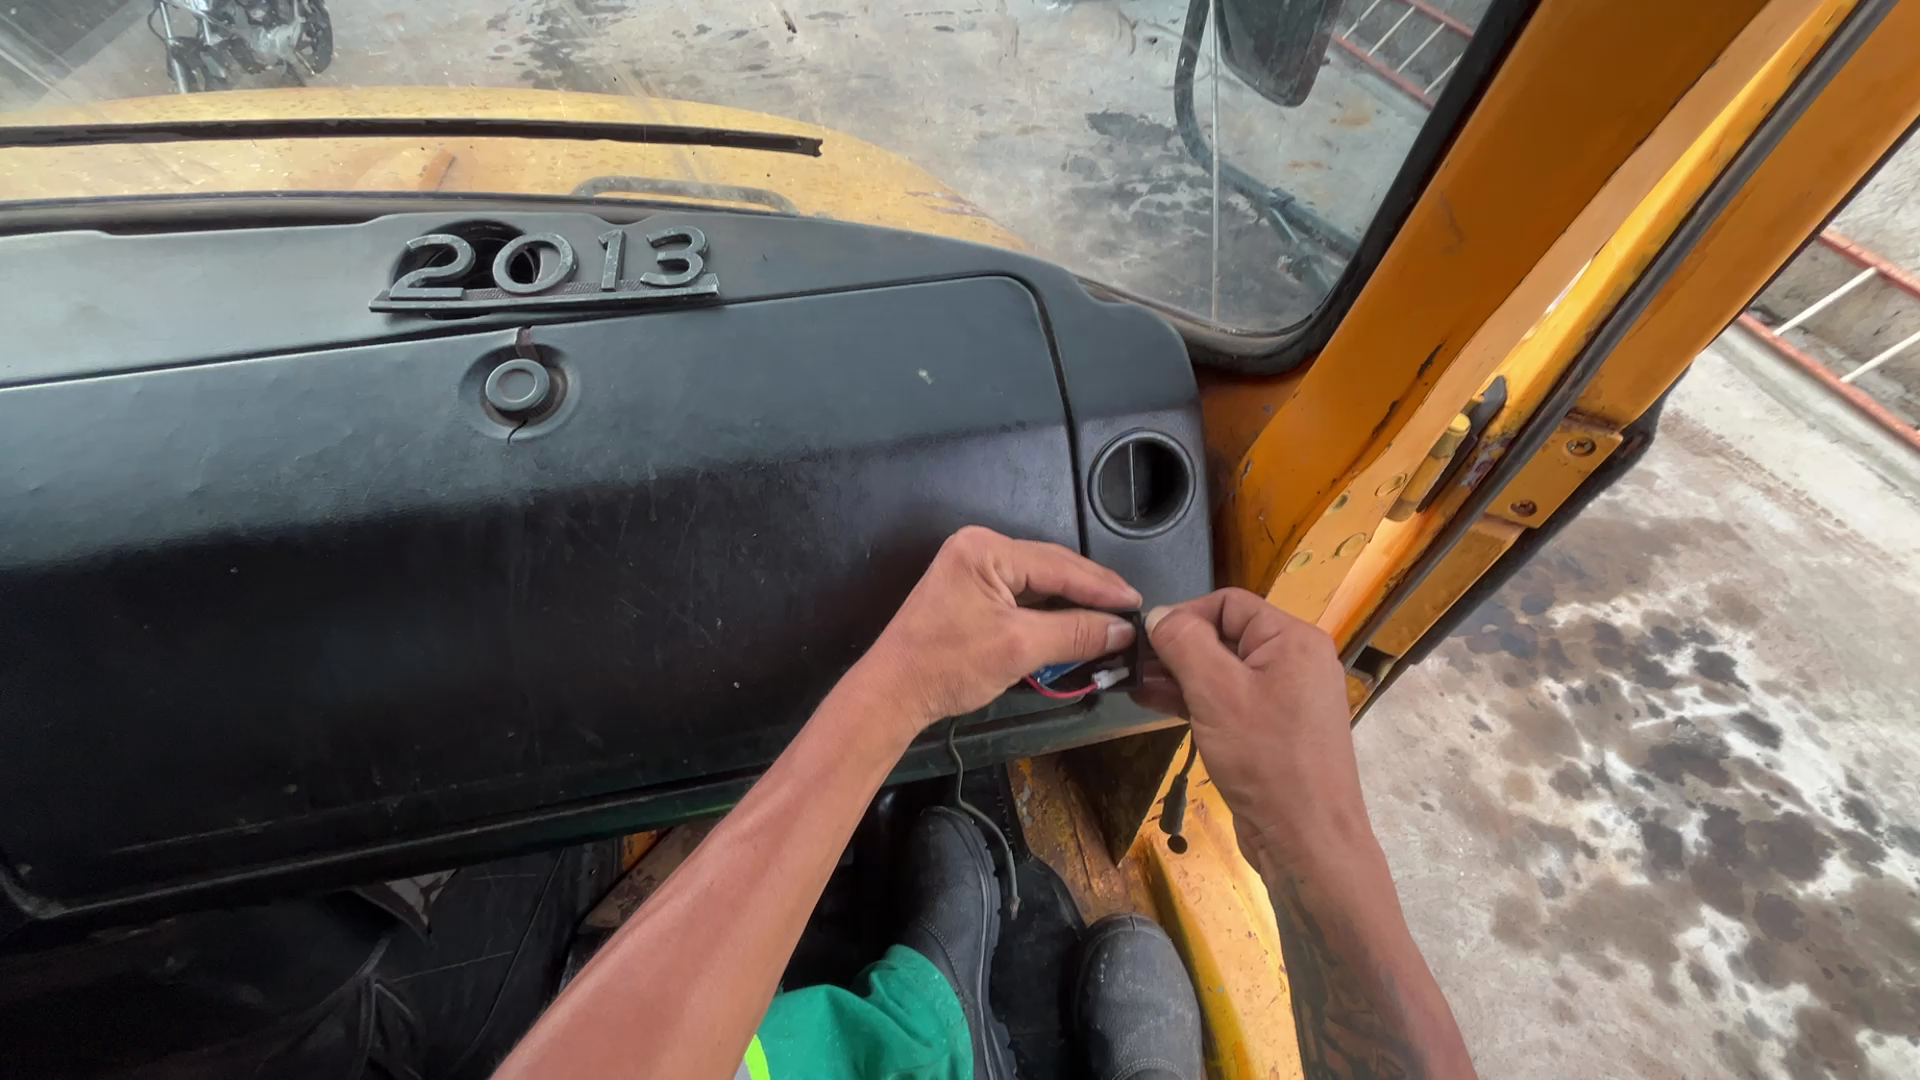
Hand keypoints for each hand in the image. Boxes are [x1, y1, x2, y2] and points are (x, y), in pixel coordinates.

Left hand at [850, 526, 1140, 741]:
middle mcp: (979, 548)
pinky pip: (1021, 594)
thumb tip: (1124, 629)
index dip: (1102, 586)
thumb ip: (1075, 633)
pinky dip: (1049, 610)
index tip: (1138, 602)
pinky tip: (1075, 620)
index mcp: (986, 550)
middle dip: (1091, 591)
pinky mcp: (970, 590)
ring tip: (1112, 615)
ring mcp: (972, 568)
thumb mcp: (1019, 648)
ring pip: (1038, 581)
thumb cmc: (949, 665)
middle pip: (1050, 567)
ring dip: (1073, 601)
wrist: (892, 692)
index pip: (1058, 565)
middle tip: (1131, 609)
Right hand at [1134, 588, 1366, 861]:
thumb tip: (1156, 614)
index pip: (1227, 603)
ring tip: (1134, 684)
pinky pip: (1228, 698)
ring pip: (1221, 669)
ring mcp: (1283, 697)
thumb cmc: (1264, 758)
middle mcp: (1293, 660)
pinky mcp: (1271, 728)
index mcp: (1291, 639)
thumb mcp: (1215, 691)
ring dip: (1178, 674)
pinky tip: (1155, 704)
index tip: (1146, 641)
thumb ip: (1183, 642)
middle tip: (1131, 664)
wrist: (1305, 841)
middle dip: (1175, 648)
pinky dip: (1194, 698)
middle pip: (1223, 635)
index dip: (1183, 615)